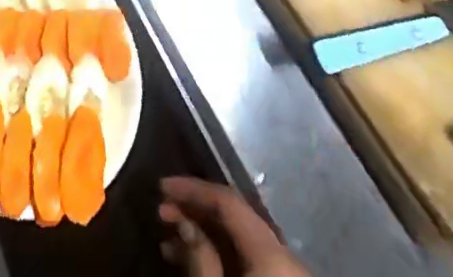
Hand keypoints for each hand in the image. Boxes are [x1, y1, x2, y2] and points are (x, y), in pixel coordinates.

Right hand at [157, 177, 309, 276]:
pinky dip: (226, 255)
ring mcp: (292, 272)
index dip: (192, 187)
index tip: (161, 185)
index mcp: (272, 251)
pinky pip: (254, 260)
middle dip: (196, 211)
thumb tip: (182, 220)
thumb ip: (200, 255)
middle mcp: (287, 254)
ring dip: (207, 235)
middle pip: (237, 218)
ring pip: (244, 241)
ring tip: (170, 242)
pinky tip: (198, 259)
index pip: (228, 201)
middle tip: (161, 211)